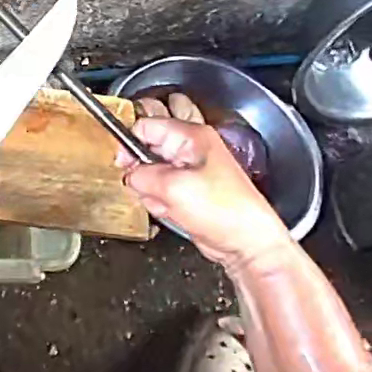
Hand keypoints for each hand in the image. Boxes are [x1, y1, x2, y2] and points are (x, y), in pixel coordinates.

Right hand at [117, 118, 292, 271]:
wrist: (247, 245)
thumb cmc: (225, 212)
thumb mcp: (171, 187)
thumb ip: (139, 175)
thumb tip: (128, 175)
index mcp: (191, 136)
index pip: (144, 125)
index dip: (129, 144)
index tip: (124, 163)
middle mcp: (190, 149)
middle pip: (145, 149)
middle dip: (142, 170)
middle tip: (148, 183)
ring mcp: (189, 170)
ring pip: (150, 173)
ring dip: (151, 190)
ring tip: (167, 202)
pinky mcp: (188, 189)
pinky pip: (159, 190)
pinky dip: (159, 202)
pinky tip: (173, 210)